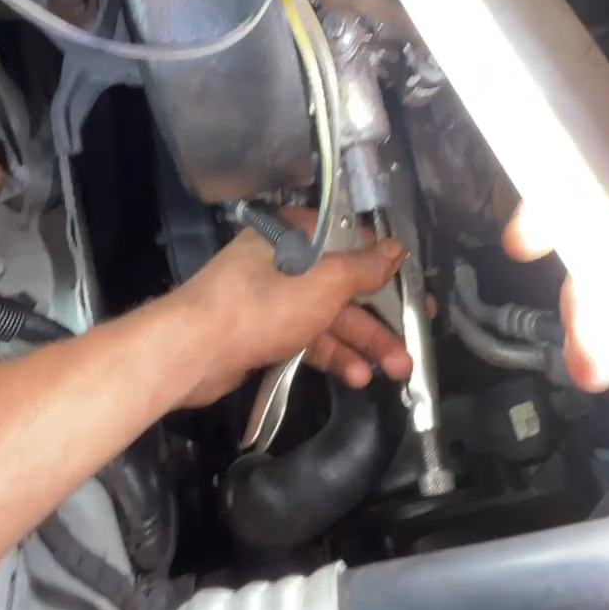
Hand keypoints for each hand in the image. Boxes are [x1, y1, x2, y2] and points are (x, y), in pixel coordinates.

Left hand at [165, 220, 411, 407]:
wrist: (195, 350)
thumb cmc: (264, 302)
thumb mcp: (325, 281)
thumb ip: (364, 266)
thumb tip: (397, 248)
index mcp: (295, 232)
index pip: (349, 240)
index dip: (385, 265)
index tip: (414, 288)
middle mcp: (284, 260)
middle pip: (343, 285)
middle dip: (380, 317)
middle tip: (414, 341)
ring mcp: (273, 298)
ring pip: (328, 316)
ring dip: (362, 343)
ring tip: (397, 370)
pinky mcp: (264, 332)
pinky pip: (308, 338)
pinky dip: (332, 355)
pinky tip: (358, 377)